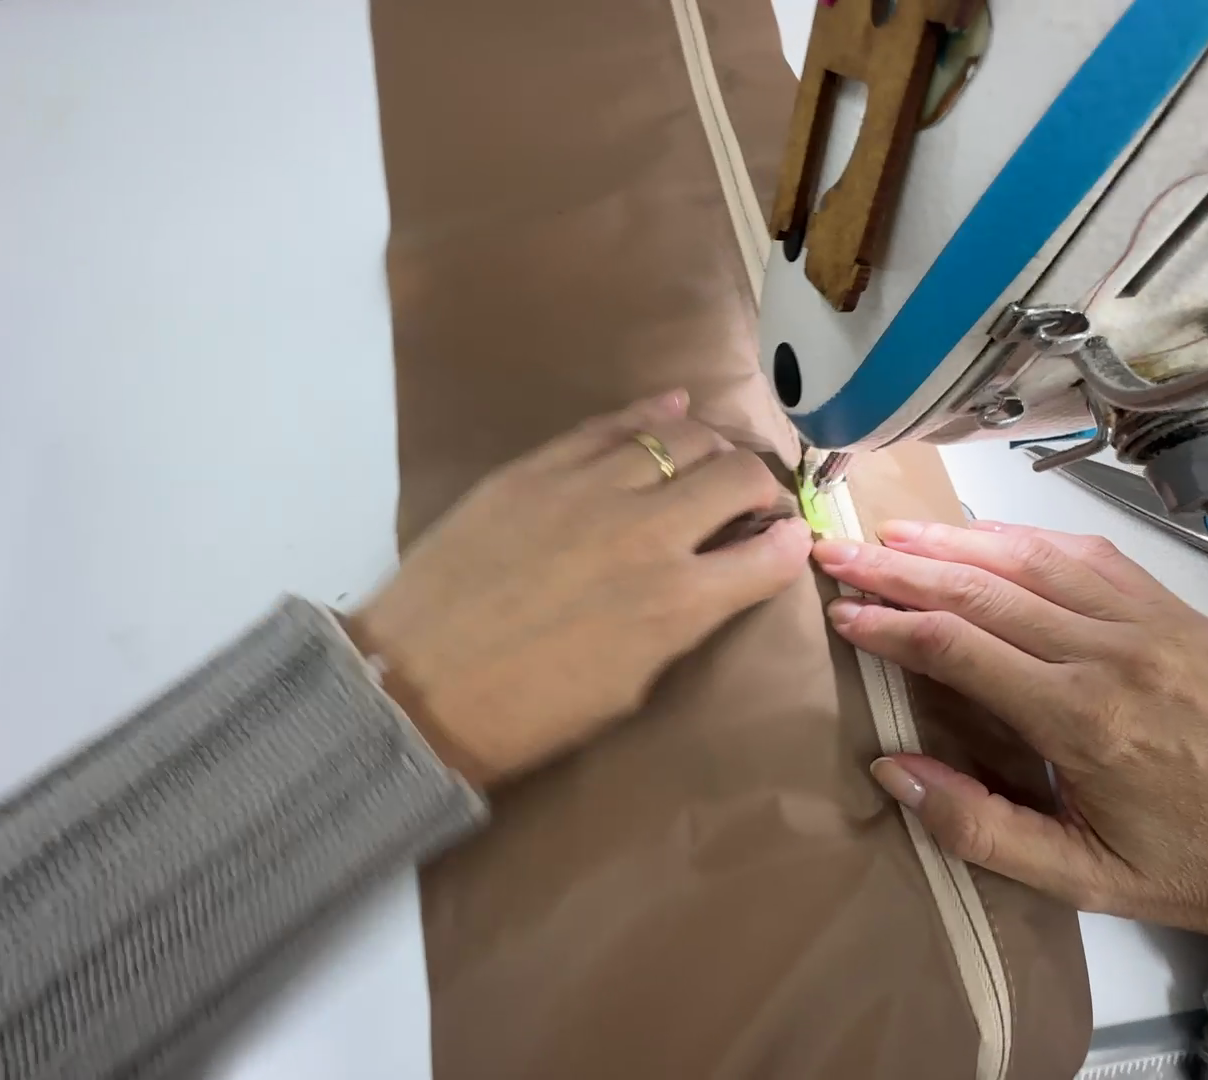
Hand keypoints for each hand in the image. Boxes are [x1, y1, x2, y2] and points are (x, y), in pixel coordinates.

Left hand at [353, 391, 811, 788]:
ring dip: (711, 446)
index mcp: (677, 603)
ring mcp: (589, 488)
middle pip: (736, 474)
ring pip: (681, 436)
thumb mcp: (631, 685)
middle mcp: (647, 532)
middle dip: (760, 485)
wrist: (417, 686)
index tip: (786, 540)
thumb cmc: (530, 710)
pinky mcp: (538, 467)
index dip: (789, 543)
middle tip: (749, 499)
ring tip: (707, 460)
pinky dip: (652, 414)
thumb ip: (686, 620)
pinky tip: (673, 408)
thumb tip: (721, 576)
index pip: (770, 553)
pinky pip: (610, 424)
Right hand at [814, 519, 1207, 951]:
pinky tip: (977, 533)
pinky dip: (1016, 535)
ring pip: (1023, 558)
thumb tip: (891, 767)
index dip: (888, 624)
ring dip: (946, 539)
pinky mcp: (1170, 606)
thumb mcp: (1084, 880)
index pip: (956, 647)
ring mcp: (1144, 619)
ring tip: (888, 532)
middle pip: (977, 588)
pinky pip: (1080, 552)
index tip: (839, 612)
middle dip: (895, 566)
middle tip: (835, 549)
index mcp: (1081, 720)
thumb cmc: (1200, 867)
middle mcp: (1107, 651)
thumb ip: (978, 827)